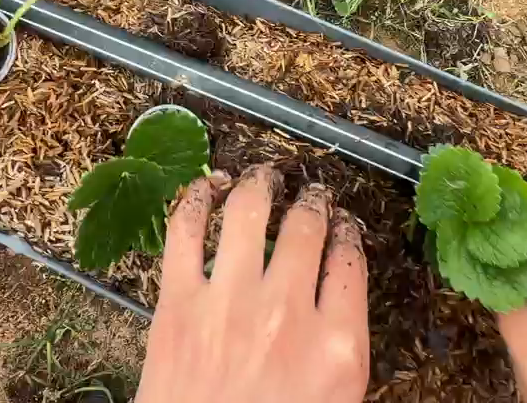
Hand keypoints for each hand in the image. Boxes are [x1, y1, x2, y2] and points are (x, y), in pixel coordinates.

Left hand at [136, 164, 369, 402]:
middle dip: (313, 202)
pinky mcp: (176, 302)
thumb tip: (339, 289)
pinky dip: (196, 198)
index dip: (347, 233)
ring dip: (260, 184)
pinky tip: (207, 186)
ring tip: (265, 176)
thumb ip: (342, 349)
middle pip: (306, 228)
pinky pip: (186, 230)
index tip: (343, 224)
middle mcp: (285, 314)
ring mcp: (227, 302)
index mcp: (336, 350)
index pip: (350, 262)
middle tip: (311, 194)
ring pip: (250, 211)